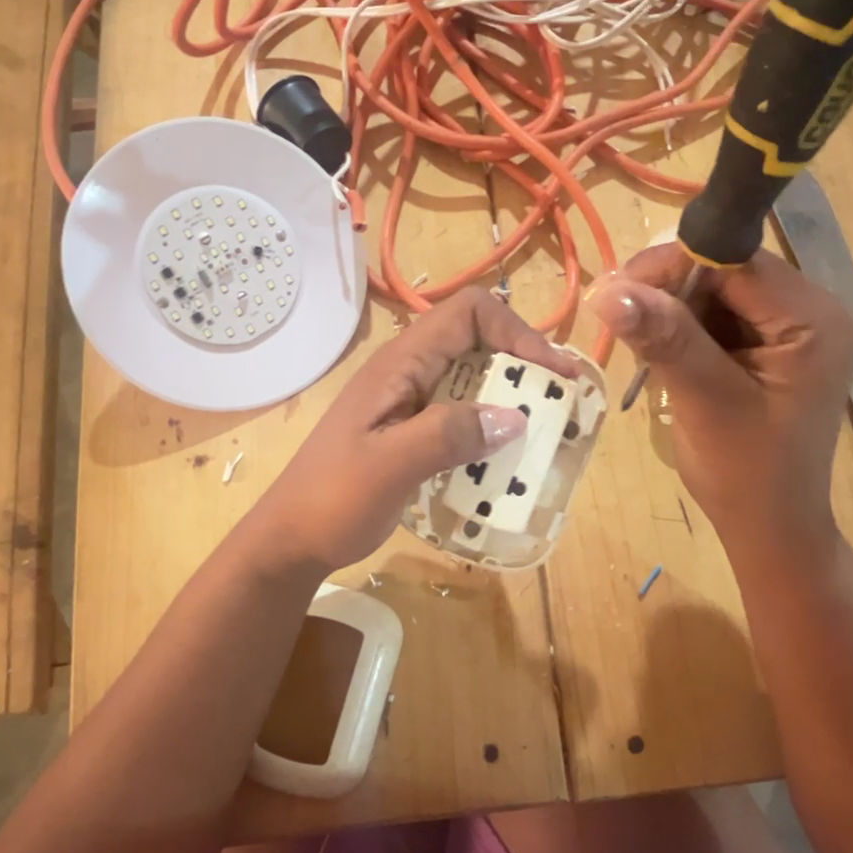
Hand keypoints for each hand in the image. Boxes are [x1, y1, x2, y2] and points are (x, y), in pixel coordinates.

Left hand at [251, 287, 579, 571]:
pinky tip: (507, 456)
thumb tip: (515, 417)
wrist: (292, 539)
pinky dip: (490, 424)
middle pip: (477, 339)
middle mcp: (407, 372)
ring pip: (472, 376)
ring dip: (510, 394)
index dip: (517, 331)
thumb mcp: (389, 466)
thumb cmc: (333, 499)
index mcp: (399, 364)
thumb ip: (446, 435)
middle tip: (560, 400)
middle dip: (523, 361)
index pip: (469, 313)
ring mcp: (408, 401)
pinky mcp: (411, 430)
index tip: (552, 373)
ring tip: (544, 428)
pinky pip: (462, 412)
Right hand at [587, 246, 852, 551]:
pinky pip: (717, 318)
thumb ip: (665, 338)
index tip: (616, 288)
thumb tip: (607, 289)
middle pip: (726, 271)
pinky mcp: (767, 348)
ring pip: (716, 292)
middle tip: (618, 315)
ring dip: (671, 310)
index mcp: (813, 320)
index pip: (737, 260)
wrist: (769, 528)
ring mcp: (789, 330)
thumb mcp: (706, 400)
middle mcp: (809, 313)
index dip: (674, 264)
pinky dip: (682, 329)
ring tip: (639, 343)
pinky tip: (660, 353)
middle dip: (669, 289)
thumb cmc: (748, 472)